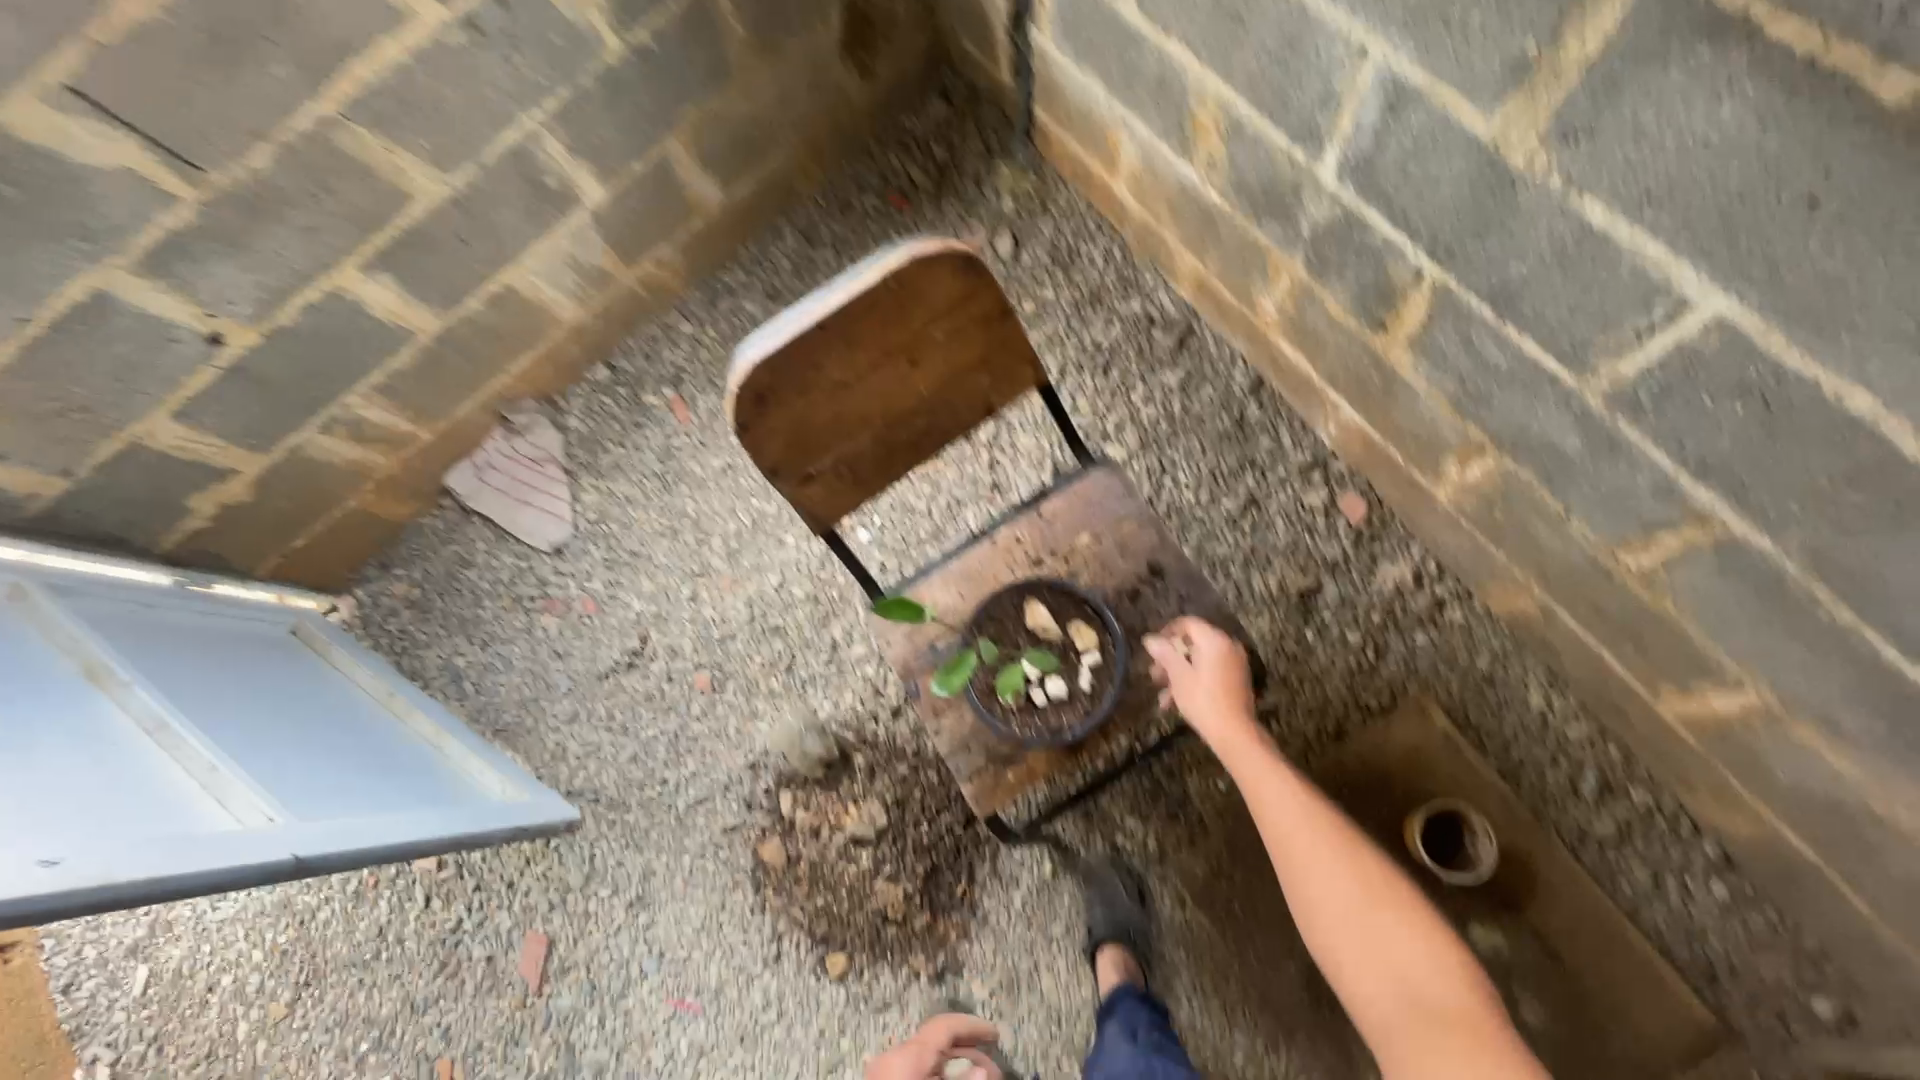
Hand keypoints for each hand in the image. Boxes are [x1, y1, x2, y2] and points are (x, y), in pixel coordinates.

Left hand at [865, 1014, 1003, 1079]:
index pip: (944, 1027)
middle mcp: (892, 1058)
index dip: (972, 1027)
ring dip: (954, 1071)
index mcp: (906, 1056)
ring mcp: (883, 1073)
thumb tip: (982, 1072)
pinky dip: (936, 1078)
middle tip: (995, 1075)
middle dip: (969, 1056)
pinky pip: (914, 1074)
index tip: (996, 1037)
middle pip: (937, 1044)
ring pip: (926, 1061)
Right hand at [1143, 616, 1258, 750]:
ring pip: (1199, 661)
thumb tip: (1149, 639)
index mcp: (1214, 640)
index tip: (1153, 650)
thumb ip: (1164, 653)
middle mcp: (1227, 647)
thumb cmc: (1202, 700)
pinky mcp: (1235, 680)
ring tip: (1162, 696)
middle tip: (1154, 675)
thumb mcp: (1178, 675)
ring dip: (1178, 674)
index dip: (1167, 633)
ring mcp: (1234, 664)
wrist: (1234, 733)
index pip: (1188, 624)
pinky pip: (1209, 672)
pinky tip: (1175, 702)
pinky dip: (1192, 681)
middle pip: (1193, 644)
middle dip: (1170, 659)